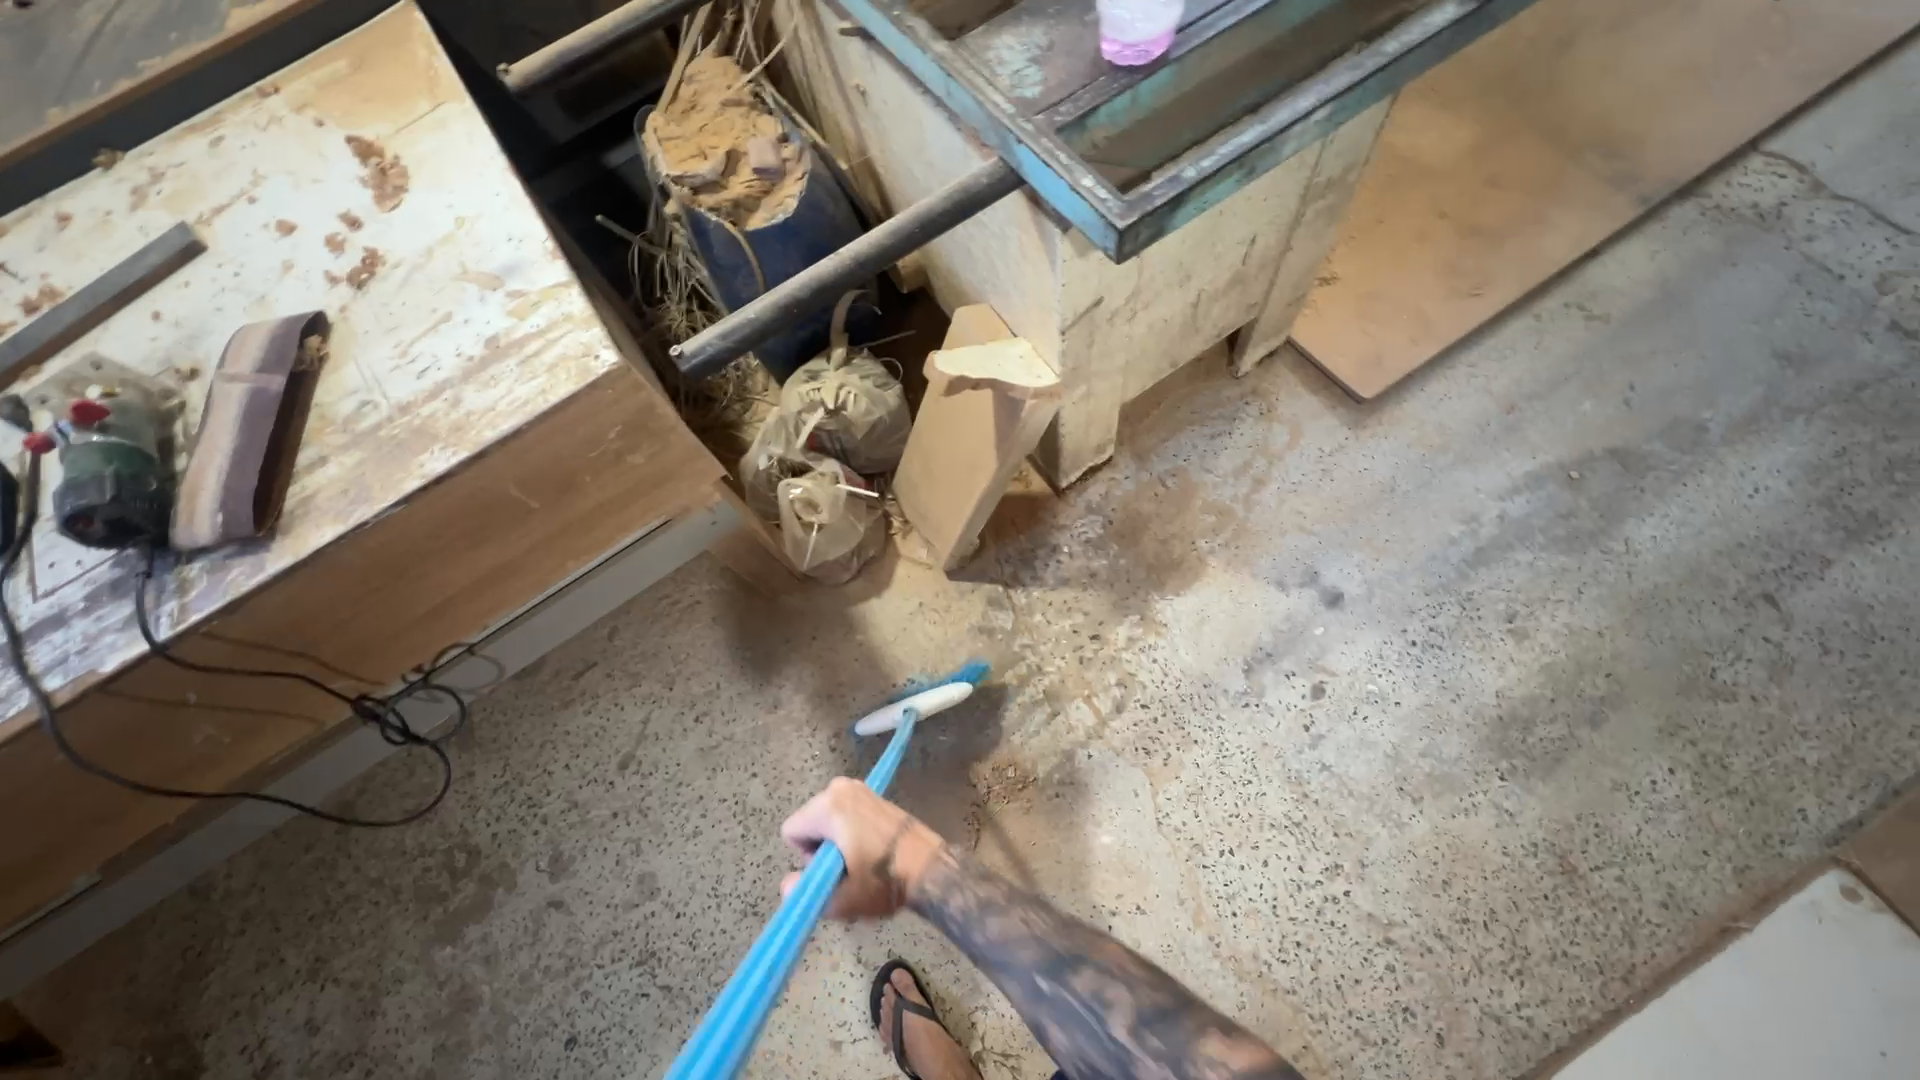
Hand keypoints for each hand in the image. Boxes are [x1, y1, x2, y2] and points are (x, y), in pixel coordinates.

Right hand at [780, 777, 945, 919]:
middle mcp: (840, 788)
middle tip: (847, 869)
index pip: (792, 831)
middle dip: (821, 848)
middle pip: (810, 823)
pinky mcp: (875, 795)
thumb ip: (803, 893)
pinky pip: (847, 815)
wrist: (930, 868)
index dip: (806, 858)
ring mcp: (860, 788)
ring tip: (862, 862)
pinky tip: (873, 852)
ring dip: (837, 842)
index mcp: (828, 806)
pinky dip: (852, 832)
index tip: (830, 870)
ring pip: (828, 820)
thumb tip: (788, 885)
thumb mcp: (840, 899)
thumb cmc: (884, 880)